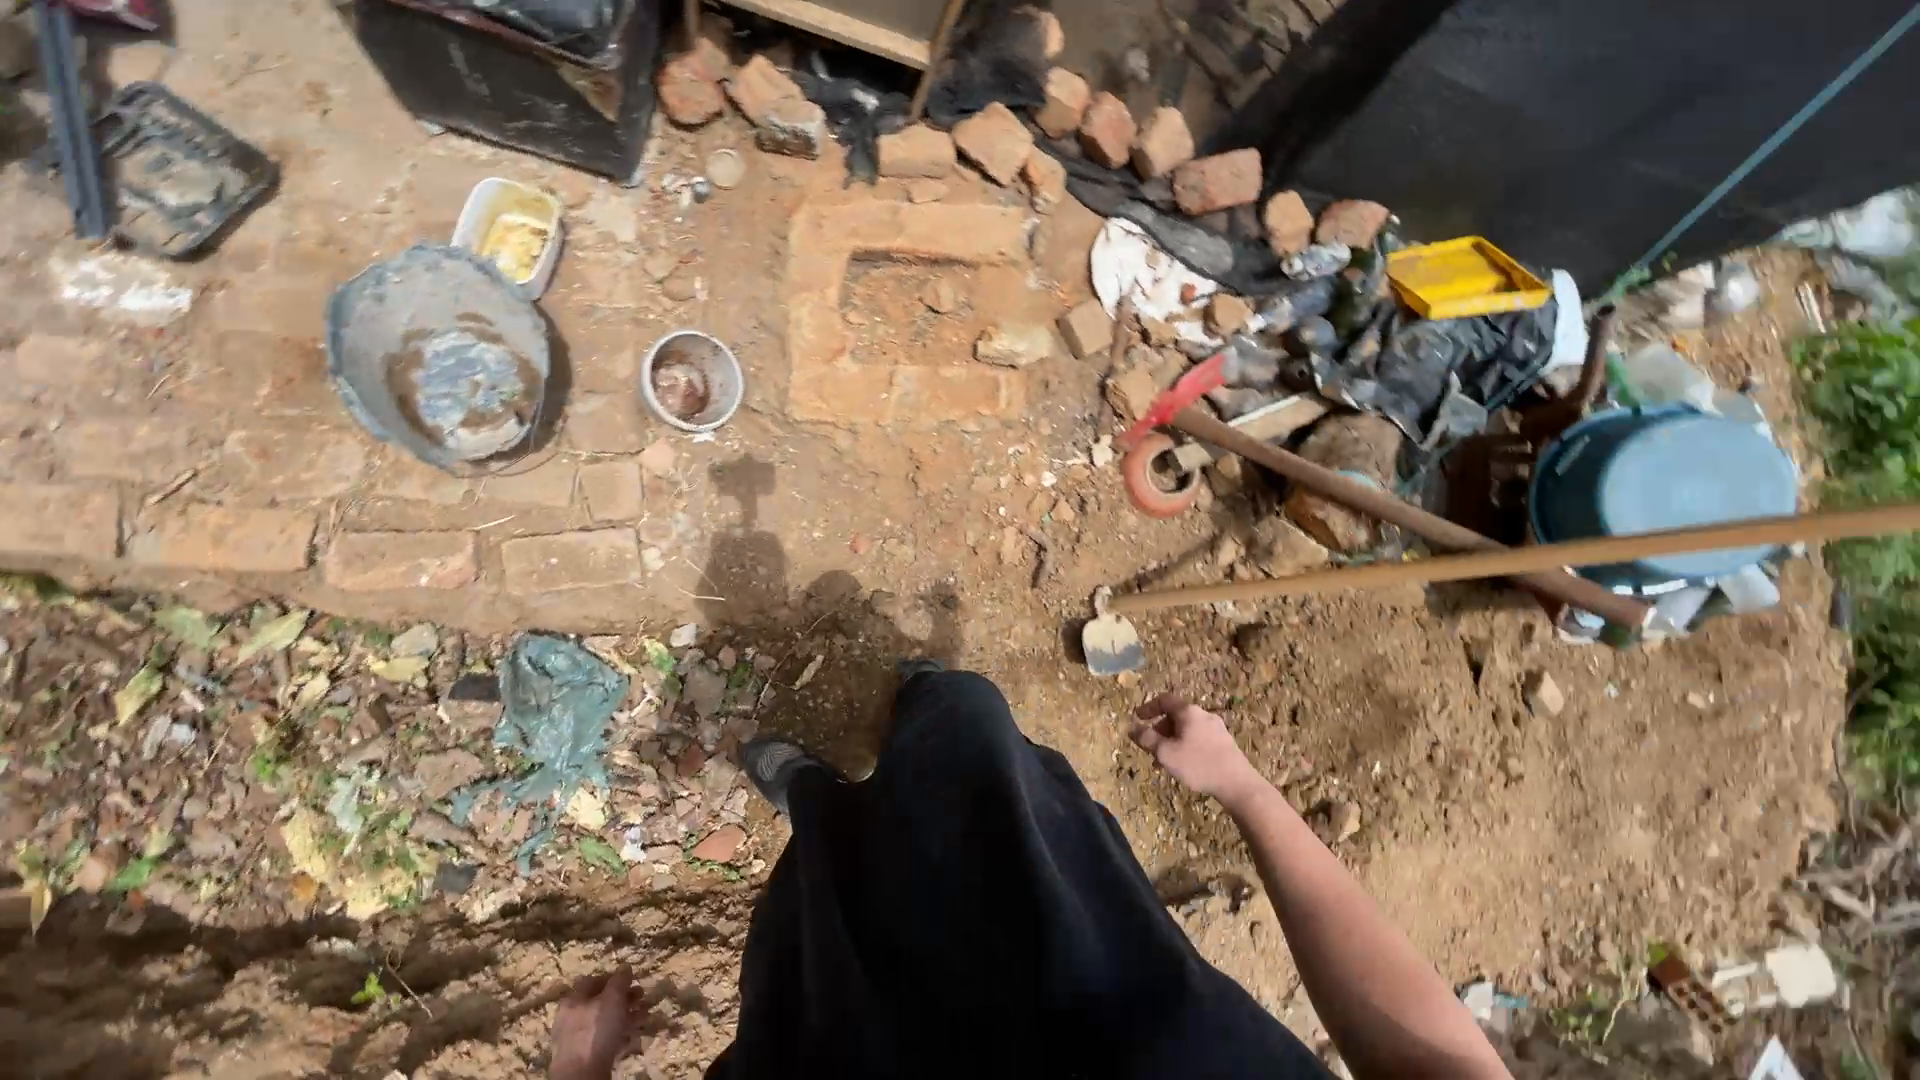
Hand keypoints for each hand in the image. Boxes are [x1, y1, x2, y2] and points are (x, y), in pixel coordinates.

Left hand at [550, 967, 635, 1079]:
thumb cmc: (596, 1031)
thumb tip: (625, 967)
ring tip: (644, 1016)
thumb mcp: (612, 998)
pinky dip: (620, 1034)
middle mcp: (572, 1016)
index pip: (593, 979)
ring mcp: (577, 1038)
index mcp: (574, 999)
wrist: (582, 1076)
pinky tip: (633, 1035)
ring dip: (627, 1015)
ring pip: (606, 1020)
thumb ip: (619, 980)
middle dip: (624, 997)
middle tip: (642, 997)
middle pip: (601, 1000)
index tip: (631, 980)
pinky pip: (605, 1039)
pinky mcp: (585, 1055)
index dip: (613, 977)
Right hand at [1131, 693, 1264, 806]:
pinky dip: (1186, 746)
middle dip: (1160, 730)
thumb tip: (1131, 727)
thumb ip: (1146, 738)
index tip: (1137, 718)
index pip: (1164, 700)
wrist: (1238, 784)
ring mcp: (1217, 728)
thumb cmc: (1198, 764)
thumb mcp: (1165, 752)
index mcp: (1188, 712)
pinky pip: (1198, 738)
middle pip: (1176, 715)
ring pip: (1187, 729)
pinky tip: (1185, 766)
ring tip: (1165, 762)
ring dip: (1172, 741)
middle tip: (1151, 748)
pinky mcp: (1225, 743)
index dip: (1148, 707)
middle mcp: (1203, 715)